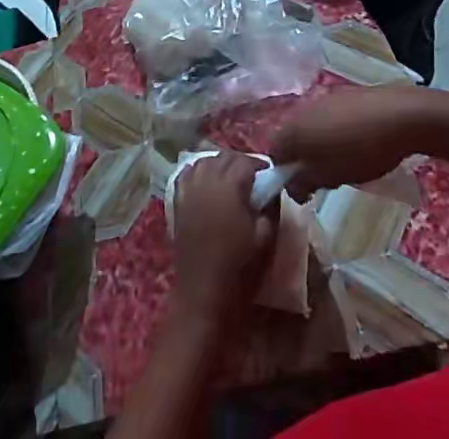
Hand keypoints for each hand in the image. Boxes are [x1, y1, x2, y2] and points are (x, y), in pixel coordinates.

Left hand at [172, 153, 275, 314]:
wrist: (204, 292)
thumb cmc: (239, 267)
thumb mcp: (266, 238)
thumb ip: (270, 208)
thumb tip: (271, 192)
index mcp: (229, 187)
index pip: (245, 162)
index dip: (259, 165)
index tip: (269, 174)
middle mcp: (205, 181)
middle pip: (223, 157)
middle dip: (240, 162)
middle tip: (253, 176)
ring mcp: (188, 190)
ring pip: (203, 162)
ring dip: (218, 164)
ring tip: (231, 177)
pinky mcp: (177, 202)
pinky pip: (186, 175)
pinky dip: (198, 171)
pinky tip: (207, 181)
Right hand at [269, 85, 431, 199]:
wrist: (401, 115)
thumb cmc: (360, 151)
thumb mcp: (330, 176)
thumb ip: (303, 183)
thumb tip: (291, 187)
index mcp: (291, 130)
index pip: (273, 154)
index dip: (284, 174)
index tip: (305, 189)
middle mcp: (299, 110)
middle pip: (291, 140)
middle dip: (304, 160)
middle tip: (327, 178)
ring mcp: (321, 99)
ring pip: (310, 128)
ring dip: (320, 146)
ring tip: (346, 162)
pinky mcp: (342, 95)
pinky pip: (328, 118)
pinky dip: (335, 132)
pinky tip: (359, 142)